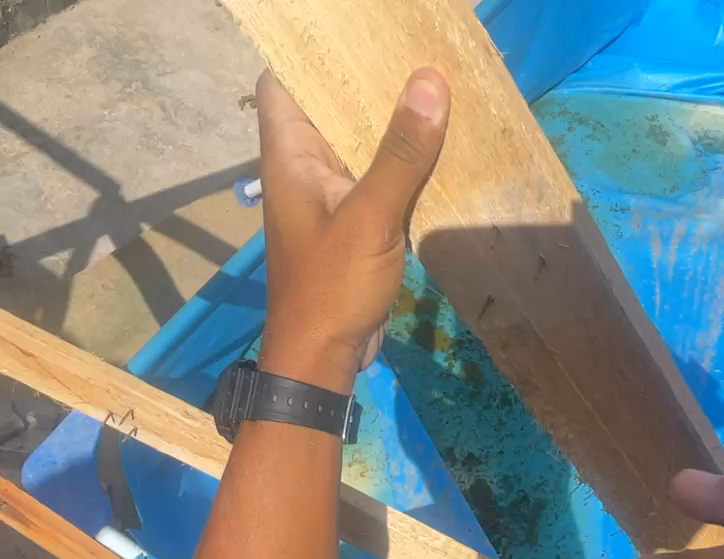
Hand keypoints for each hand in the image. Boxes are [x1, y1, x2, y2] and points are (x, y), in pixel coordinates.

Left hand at [254, 68, 448, 391]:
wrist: (324, 357)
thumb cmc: (332, 287)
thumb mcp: (370, 218)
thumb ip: (401, 154)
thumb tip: (430, 81)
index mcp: (291, 154)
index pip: (284, 79)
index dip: (312, 52)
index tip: (358, 36)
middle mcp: (307, 168)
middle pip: (330, 106)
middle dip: (368, 82)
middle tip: (415, 53)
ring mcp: (333, 198)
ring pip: (361, 145)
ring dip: (392, 124)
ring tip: (436, 86)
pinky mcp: (356, 226)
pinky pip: (380, 181)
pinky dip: (404, 165)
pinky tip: (439, 149)